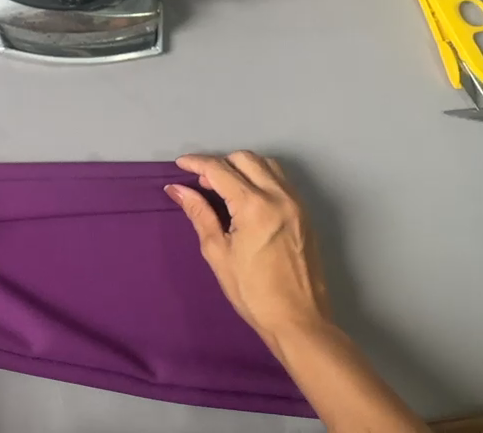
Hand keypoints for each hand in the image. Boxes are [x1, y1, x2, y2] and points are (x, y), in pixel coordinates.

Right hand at [166, 151, 330, 341]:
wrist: (300, 323)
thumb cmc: (253, 291)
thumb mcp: (218, 252)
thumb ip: (199, 213)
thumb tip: (177, 189)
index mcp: (254, 206)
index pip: (220, 170)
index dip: (196, 163)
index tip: (180, 165)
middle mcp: (279, 197)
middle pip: (245, 159)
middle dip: (220, 163)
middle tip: (203, 182)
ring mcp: (297, 205)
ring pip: (267, 165)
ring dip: (243, 167)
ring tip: (226, 188)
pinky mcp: (306, 216)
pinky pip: (281, 182)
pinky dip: (261, 178)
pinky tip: (248, 199)